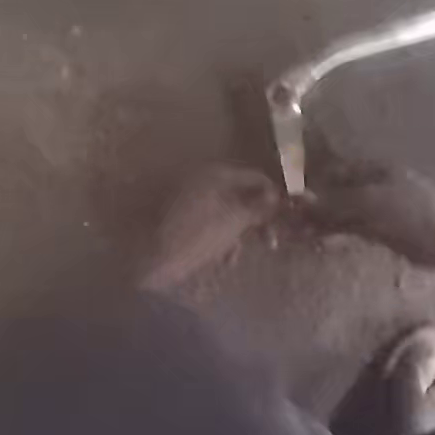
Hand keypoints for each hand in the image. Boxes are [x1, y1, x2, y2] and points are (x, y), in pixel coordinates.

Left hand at [138, 165, 280, 291]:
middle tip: (269, 242)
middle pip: (239, 193)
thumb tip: (278, 194)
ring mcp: (187, 196)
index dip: (273, 197)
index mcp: (215, 174)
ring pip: (224, 209)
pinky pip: (207, 220)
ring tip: (235, 257)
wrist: (149, 260)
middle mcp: (200, 178)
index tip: (286, 219)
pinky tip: (220, 259)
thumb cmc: (196, 238)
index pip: (255, 177)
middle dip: (254, 219)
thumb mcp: (233, 222)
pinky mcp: (177, 216)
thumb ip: (257, 206)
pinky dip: (218, 236)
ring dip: (236, 232)